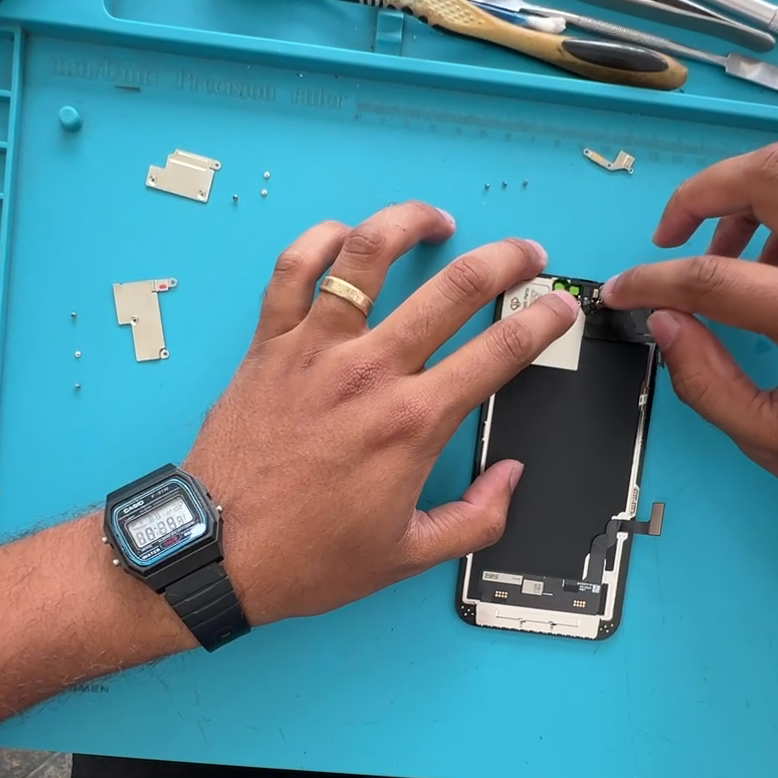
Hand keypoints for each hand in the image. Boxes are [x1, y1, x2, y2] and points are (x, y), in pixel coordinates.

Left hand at [186, 202, 579, 624]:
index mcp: (413, 423)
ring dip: (412, 224)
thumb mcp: (409, 556)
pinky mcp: (269, 346)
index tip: (559, 307)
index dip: (542, 322)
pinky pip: (293, 270)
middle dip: (504, 261)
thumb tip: (510, 478)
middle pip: (453, 289)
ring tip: (436, 221)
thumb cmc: (307, 557)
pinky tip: (343, 236)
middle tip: (525, 254)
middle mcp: (369, 373)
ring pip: (368, 255)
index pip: (499, 352)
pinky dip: (320, 241)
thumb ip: (476, 519)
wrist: (219, 553)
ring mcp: (315, 350)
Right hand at [601, 142, 777, 560]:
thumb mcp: (766, 437)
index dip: (652, 281)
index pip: (716, 278)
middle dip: (702, 193)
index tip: (622, 290)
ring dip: (757, 193)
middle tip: (670, 234)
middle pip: (776, 174)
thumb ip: (702, 375)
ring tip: (730, 251)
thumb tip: (663, 321)